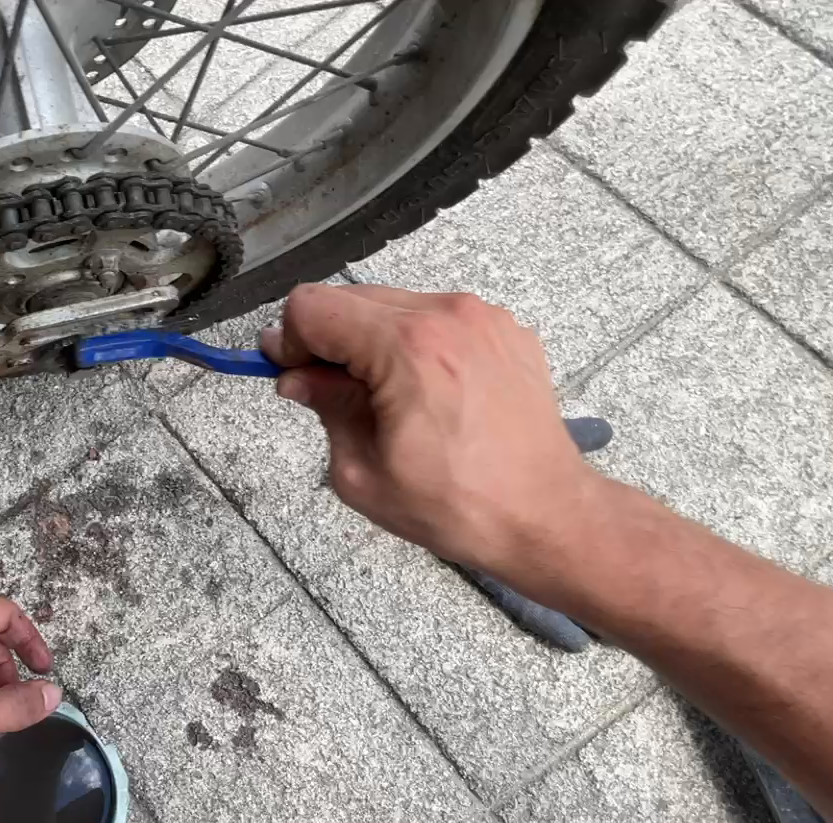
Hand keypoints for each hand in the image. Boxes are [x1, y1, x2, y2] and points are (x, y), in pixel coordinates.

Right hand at [262, 284, 597, 577]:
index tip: (294, 378)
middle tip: (327, 394)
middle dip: (326, 342)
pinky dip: (411, 344)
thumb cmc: (453, 505)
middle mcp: (446, 315)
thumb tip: (296, 378)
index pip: (313, 307)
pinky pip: (434, 317)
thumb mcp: (359, 471)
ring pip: (391, 304)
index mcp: (407, 348)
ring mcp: (482, 317)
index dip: (290, 342)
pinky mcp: (504, 328)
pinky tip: (421, 392)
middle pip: (349, 298)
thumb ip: (323, 408)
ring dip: (368, 342)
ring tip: (380, 398)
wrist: (543, 514)